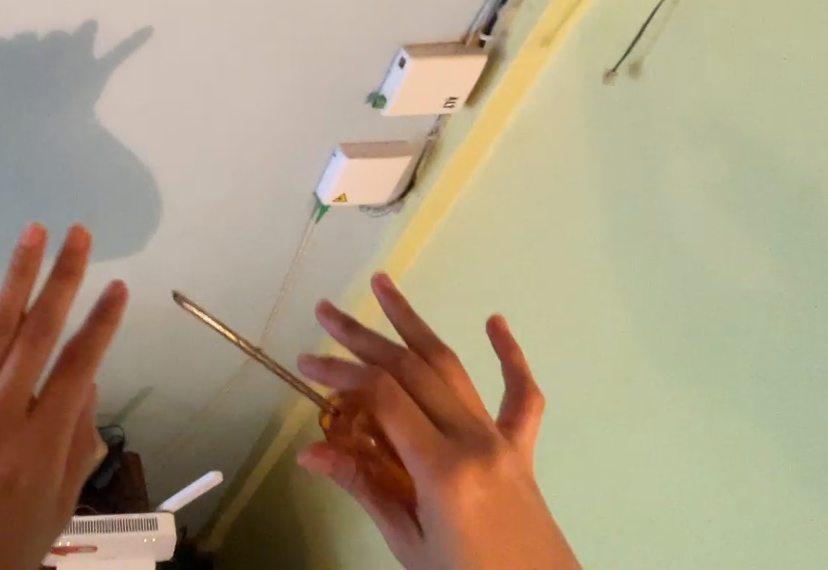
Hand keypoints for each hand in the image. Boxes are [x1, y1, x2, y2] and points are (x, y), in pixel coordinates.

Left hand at [0, 224, 128, 569]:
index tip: (119, 286)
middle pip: (40, 334)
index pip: (79, 368)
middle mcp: (1, 417)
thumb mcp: (55, 513)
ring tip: (35, 232)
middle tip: (80, 235)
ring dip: (17, 275)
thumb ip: (76, 445)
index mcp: (39, 448)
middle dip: (64, 279)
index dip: (102, 323)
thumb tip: (88, 381)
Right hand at [297, 273, 578, 569]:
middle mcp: (472, 440)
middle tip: (325, 310)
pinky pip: (521, 398)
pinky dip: (511, 357)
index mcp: (442, 468)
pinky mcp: (521, 450)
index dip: (341, 372)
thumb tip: (308, 451)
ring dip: (412, 322)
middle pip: (410, 368)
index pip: (382, 396)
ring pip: (450, 366)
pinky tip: (496, 322)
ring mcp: (500, 440)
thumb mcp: (408, 544)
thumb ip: (363, 487)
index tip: (306, 364)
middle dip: (362, 336)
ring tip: (382, 284)